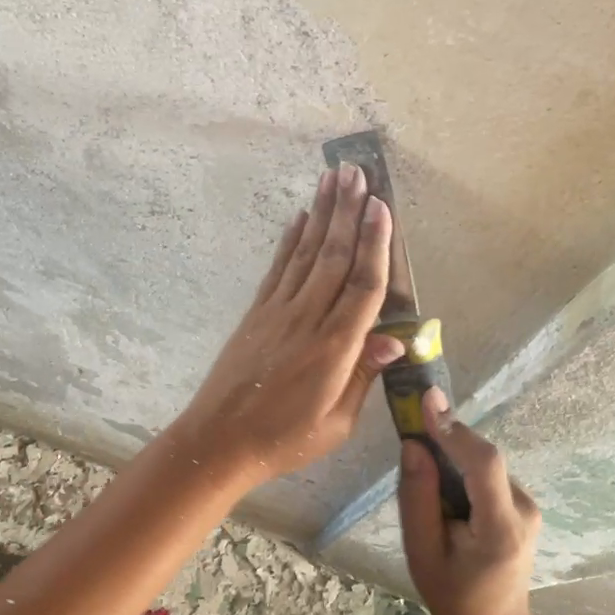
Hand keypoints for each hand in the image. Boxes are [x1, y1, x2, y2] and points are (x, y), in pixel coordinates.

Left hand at [172, 163, 406, 486]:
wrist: (218, 442)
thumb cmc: (285, 439)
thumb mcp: (336, 422)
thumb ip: (363, 375)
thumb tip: (396, 339)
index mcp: (335, 348)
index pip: (364, 286)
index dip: (375, 244)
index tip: (382, 207)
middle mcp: (308, 318)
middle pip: (335, 256)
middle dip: (349, 211)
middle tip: (358, 172)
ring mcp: (279, 311)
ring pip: (307, 253)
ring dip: (322, 213)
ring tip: (333, 178)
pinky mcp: (258, 312)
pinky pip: (278, 268)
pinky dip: (291, 240)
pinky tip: (301, 216)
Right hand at [399, 387, 543, 614]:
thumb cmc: (453, 597)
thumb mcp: (421, 553)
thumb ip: (417, 497)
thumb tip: (414, 444)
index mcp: (501, 528)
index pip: (484, 464)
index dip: (455, 430)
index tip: (427, 400)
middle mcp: (524, 509)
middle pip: (484, 458)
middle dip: (447, 440)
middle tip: (411, 428)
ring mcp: (529, 505)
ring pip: (485, 463)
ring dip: (454, 457)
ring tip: (425, 471)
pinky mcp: (523, 504)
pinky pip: (488, 473)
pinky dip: (464, 470)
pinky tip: (445, 489)